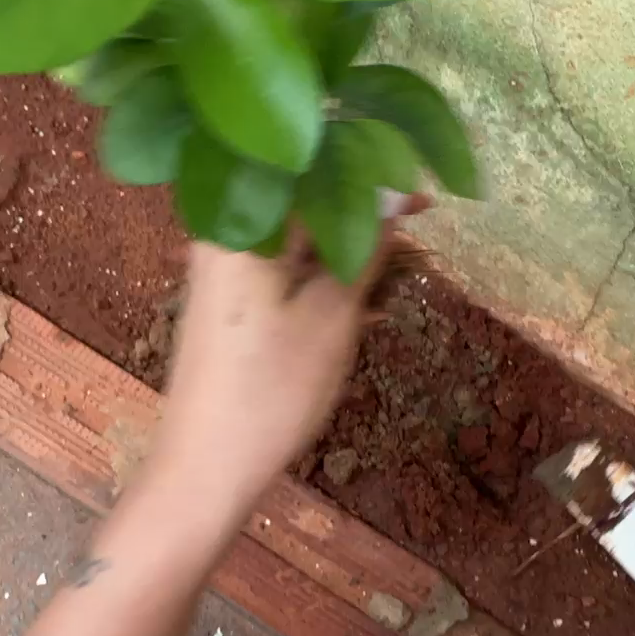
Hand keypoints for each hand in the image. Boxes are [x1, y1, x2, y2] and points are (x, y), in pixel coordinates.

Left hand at [149, 203, 422, 512]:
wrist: (208, 464)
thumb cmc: (273, 389)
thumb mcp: (332, 316)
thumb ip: (365, 248)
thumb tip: (399, 192)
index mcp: (244, 219)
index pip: (317, 171)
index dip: (376, 176)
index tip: (426, 196)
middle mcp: (226, 230)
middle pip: (306, 201)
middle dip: (365, 216)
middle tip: (416, 241)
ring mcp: (225, 268)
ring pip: (299, 238)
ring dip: (348, 251)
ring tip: (397, 274)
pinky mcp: (230, 301)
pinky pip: (285, 269)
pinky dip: (323, 278)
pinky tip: (362, 299)